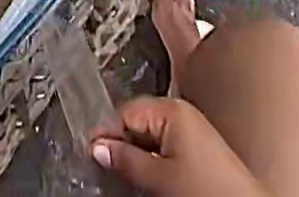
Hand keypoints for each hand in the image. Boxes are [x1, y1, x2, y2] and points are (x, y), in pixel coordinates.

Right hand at [91, 97, 269, 196]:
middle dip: (120, 143)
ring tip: (121, 174)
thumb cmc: (209, 192)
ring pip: (149, 137)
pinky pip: (163, 147)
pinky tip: (143, 178)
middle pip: (138, 121)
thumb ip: (126, 160)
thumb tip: (98, 147)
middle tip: (102, 165)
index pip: (126, 111)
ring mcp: (190, 131)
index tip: (90, 150)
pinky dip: (150, 160)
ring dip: (134, 154)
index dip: (106, 132)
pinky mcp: (197, 150)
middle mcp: (181, 113)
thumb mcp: (160, 178)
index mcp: (172, 109)